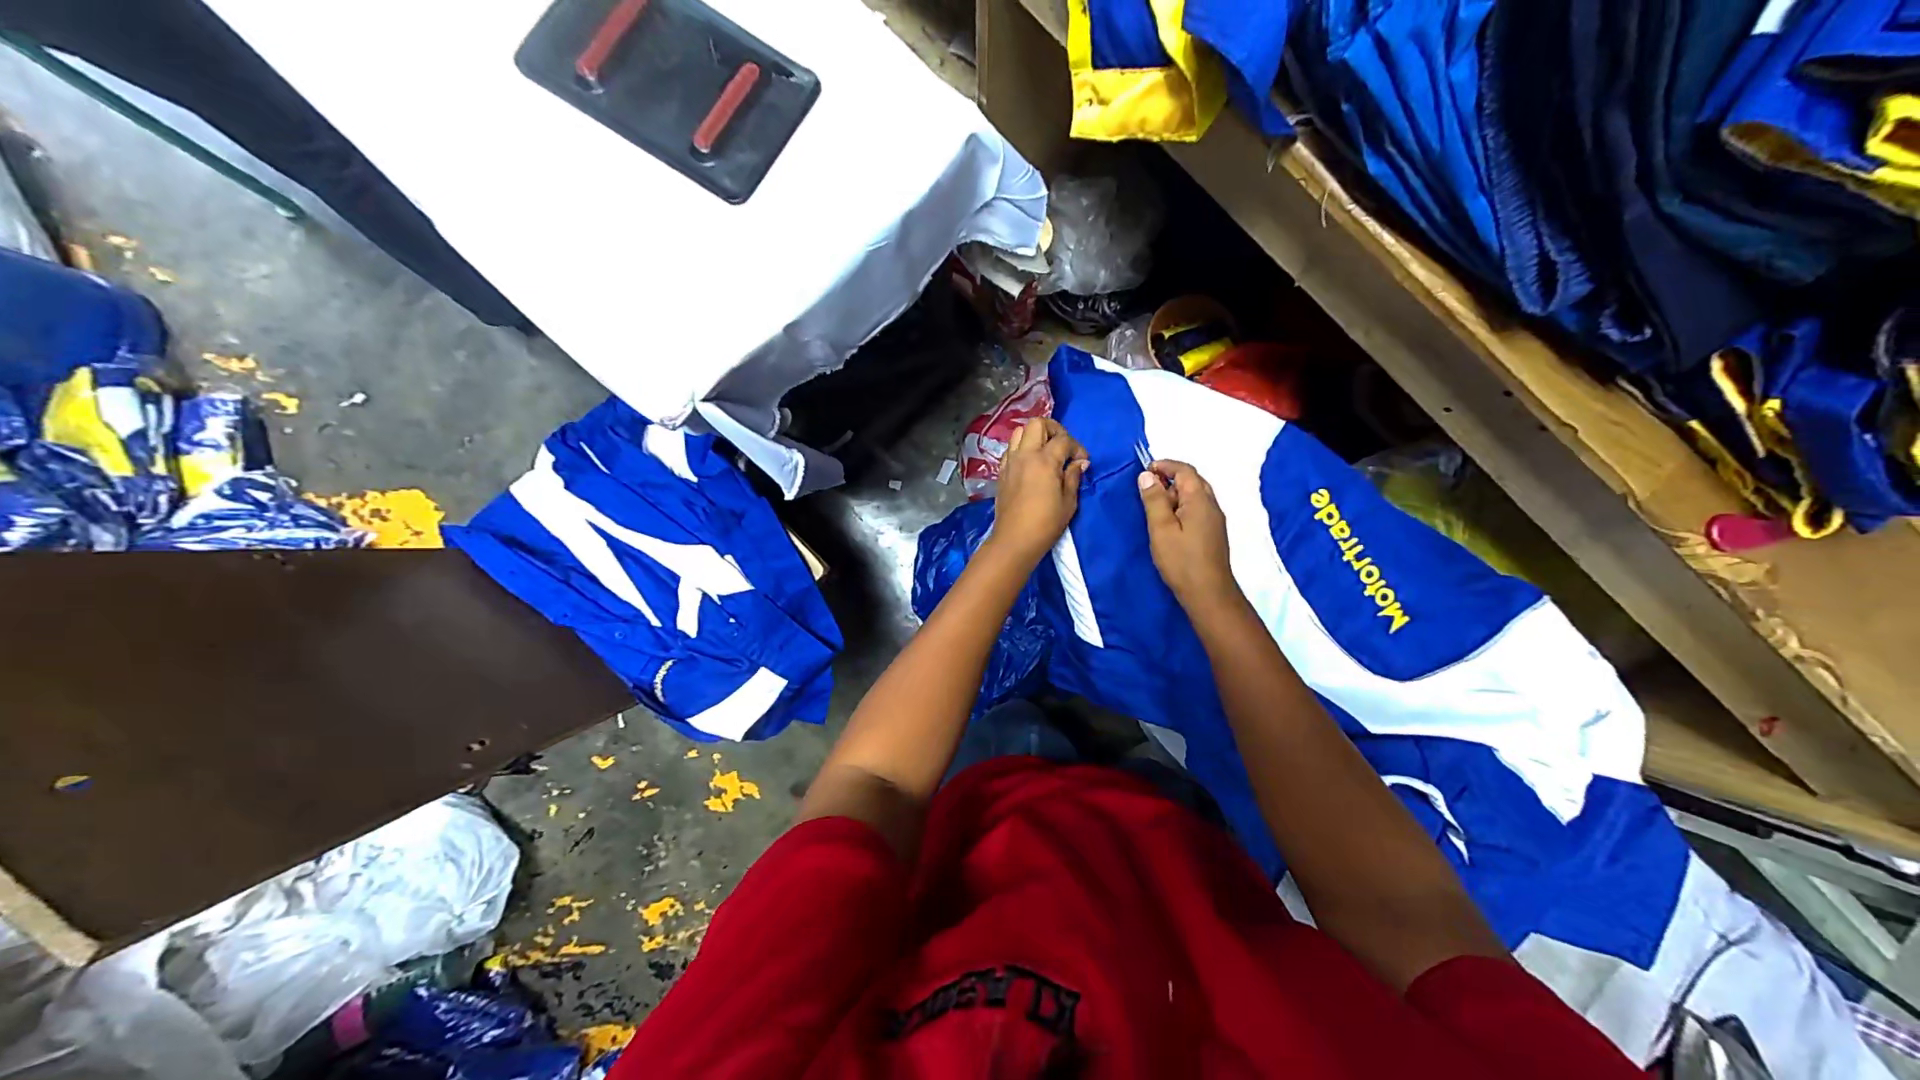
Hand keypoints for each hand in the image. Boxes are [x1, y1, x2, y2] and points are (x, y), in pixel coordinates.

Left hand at [989, 418, 1089, 564]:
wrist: (1014, 540)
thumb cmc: (1046, 523)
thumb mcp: (1068, 501)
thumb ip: (1073, 477)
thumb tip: (1080, 463)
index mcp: (1044, 460)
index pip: (1064, 440)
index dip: (1077, 447)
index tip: (1082, 462)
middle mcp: (1024, 455)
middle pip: (1037, 423)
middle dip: (1054, 429)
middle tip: (1063, 447)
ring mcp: (1010, 462)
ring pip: (1019, 432)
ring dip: (1035, 436)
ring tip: (1046, 451)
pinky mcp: (1001, 472)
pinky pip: (1011, 449)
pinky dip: (1021, 448)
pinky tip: (1031, 463)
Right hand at [1137, 459, 1239, 609]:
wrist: (1208, 592)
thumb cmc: (1181, 560)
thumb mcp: (1161, 528)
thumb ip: (1154, 500)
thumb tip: (1147, 475)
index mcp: (1200, 500)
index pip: (1185, 470)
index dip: (1165, 465)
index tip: (1145, 471)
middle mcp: (1212, 505)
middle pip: (1192, 480)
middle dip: (1170, 478)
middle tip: (1148, 490)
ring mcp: (1215, 520)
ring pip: (1195, 496)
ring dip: (1175, 494)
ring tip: (1155, 508)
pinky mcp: (1213, 533)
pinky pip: (1197, 509)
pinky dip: (1182, 507)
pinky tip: (1169, 523)